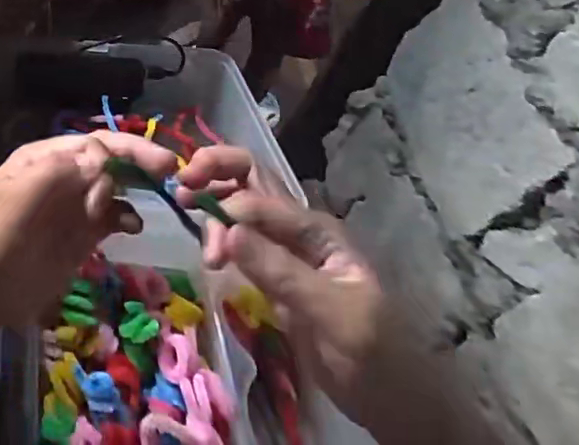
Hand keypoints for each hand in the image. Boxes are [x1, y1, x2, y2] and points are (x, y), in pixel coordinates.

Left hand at [0, 132, 179, 357]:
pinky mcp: (81, 236)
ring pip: (113, 186)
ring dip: (135, 187)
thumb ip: (59, 173)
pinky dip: (126, 217)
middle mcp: (62, 175)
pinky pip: (111, 217)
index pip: (92, 143)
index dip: (125, 149)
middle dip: (138, 160)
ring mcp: (72, 206)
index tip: (156, 166)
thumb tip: (102, 158)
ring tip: (160, 197)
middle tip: (171, 171)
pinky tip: (133, 226)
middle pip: (107, 159)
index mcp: (44, 158)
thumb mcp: (20, 200)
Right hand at [176, 147, 394, 429]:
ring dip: (211, 206)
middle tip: (181, 188)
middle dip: (212, 171)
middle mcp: (296, 227)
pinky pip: (237, 239)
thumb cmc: (374, 357)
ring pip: (236, 205)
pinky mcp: (270, 271)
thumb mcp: (331, 313)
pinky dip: (216, 234)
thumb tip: (226, 228)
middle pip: (248, 178)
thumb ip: (279, 270)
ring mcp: (282, 248)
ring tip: (198, 237)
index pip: (262, 195)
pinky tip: (208, 251)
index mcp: (316, 228)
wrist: (397, 405)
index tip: (211, 242)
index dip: (229, 206)